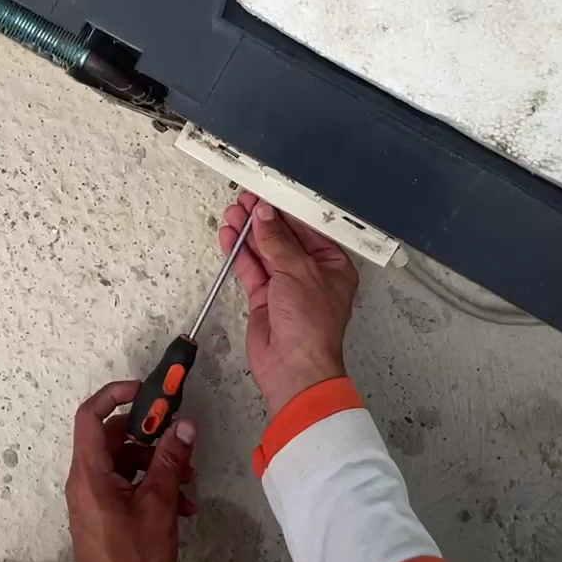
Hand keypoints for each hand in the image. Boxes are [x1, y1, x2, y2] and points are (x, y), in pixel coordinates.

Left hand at [66, 381, 197, 561]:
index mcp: (89, 473)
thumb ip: (170, 461)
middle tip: (178, 437)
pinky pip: (127, 484)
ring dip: (158, 463)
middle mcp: (86, 480)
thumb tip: (184, 426)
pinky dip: (152, 485)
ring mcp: (95, 497)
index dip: (115, 394)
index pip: (90, 415)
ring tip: (189, 480)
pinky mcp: (105, 513)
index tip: (146, 390)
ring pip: (125, 461)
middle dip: (149, 434)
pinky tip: (182, 505)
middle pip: (113, 436)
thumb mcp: (158, 505)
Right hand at [221, 194, 359, 415]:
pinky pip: (250, 268)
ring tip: (232, 213)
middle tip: (245, 200)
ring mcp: (285, 285)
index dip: (286, 211)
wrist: (293, 366)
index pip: (307, 229)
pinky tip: (229, 236)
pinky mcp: (264, 297)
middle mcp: (310, 273)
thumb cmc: (312, 327)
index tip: (267, 194)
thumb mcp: (298, 272)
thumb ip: (277, 241)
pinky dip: (239, 253)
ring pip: (264, 251)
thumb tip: (264, 215)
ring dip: (247, 233)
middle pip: (283, 237)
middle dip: (263, 219)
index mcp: (332, 264)